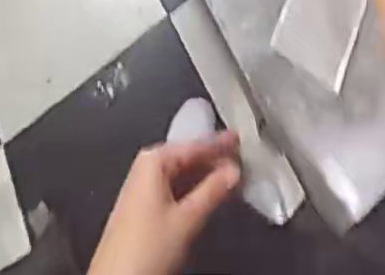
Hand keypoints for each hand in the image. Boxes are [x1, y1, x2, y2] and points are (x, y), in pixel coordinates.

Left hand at [87, 132, 240, 274]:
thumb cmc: (150, 246)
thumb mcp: (186, 220)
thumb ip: (212, 191)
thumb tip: (234, 170)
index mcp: (154, 160)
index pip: (193, 146)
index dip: (218, 144)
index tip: (240, 137)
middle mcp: (147, 167)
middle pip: (186, 157)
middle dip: (213, 160)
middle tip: (241, 158)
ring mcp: (143, 186)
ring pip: (181, 174)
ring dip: (205, 175)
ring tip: (232, 175)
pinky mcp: (143, 206)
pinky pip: (174, 188)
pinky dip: (193, 189)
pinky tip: (209, 193)